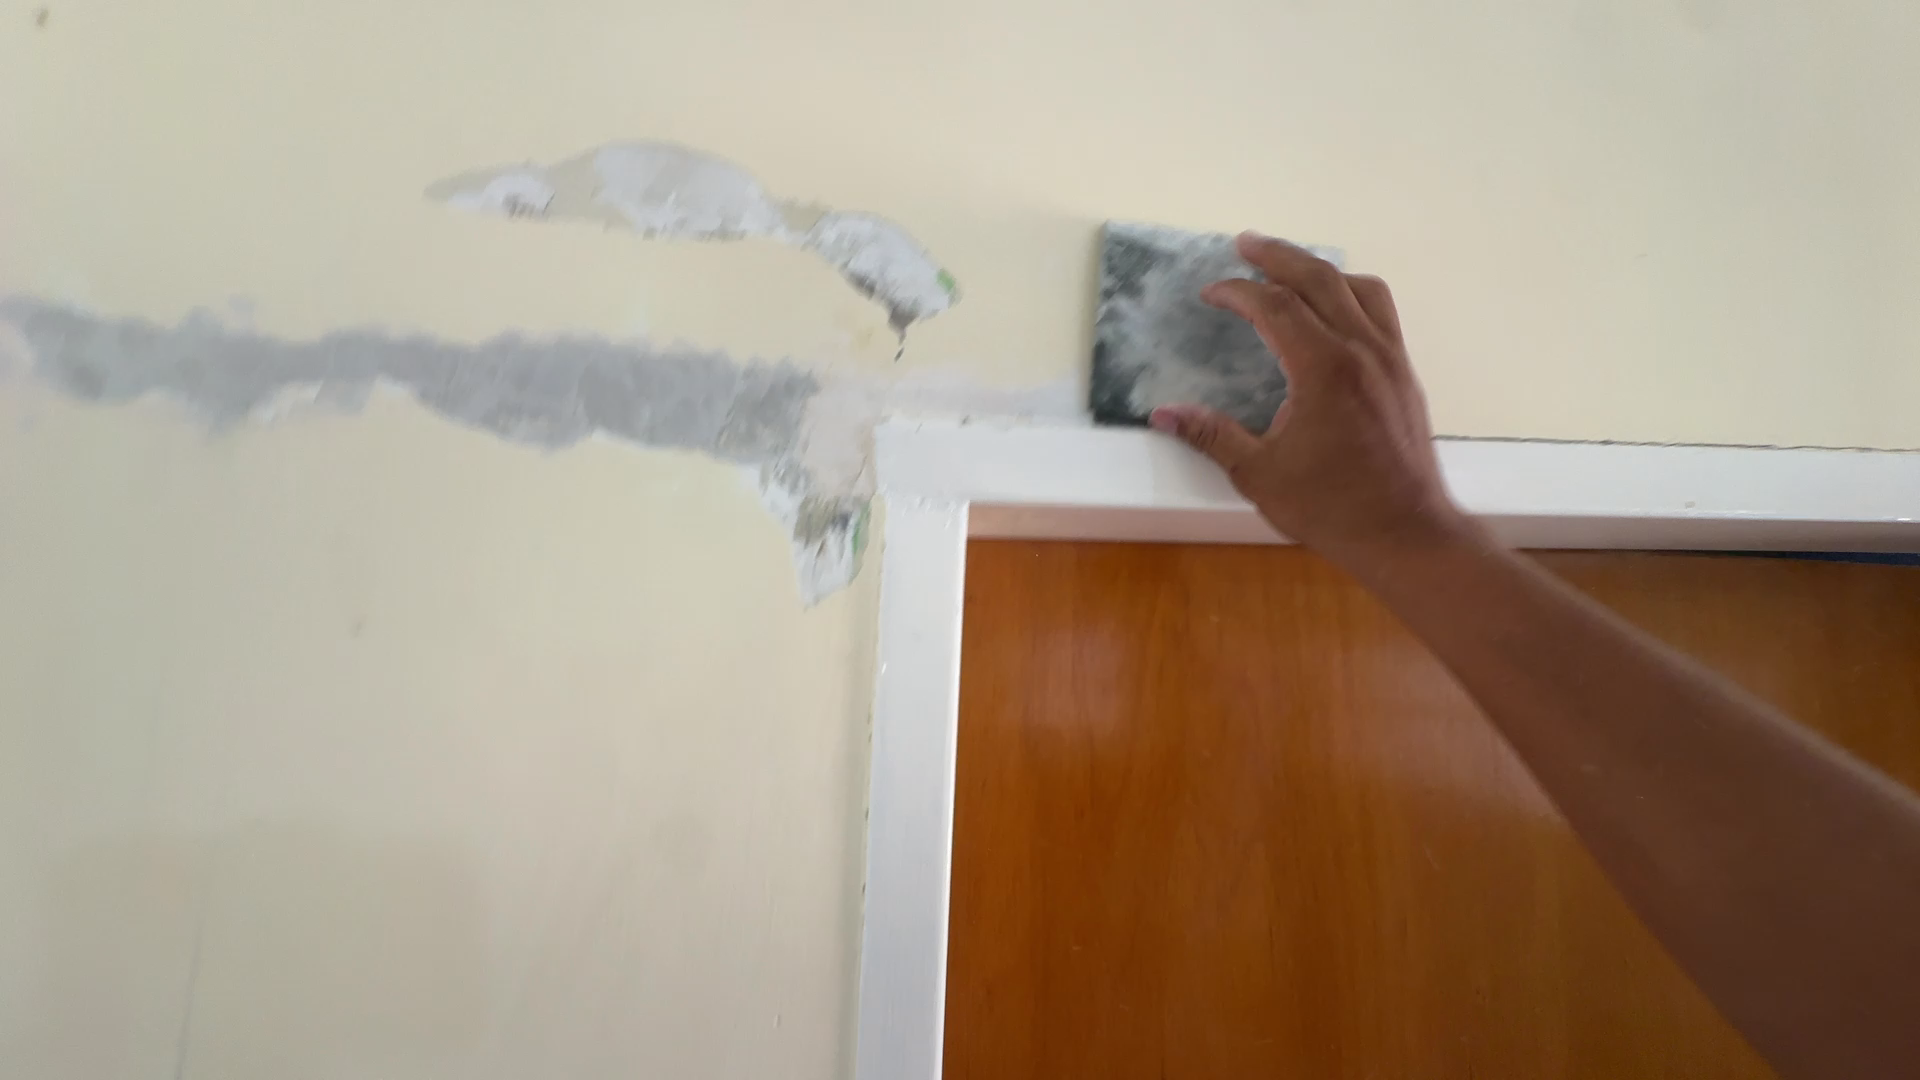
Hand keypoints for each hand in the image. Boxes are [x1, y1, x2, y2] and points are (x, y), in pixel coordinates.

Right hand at [1150, 232, 1473, 570]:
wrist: (1404, 532)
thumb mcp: (1256, 473)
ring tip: (1289, 268)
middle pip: (1319, 280)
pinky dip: (1350, 293)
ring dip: (1319, 269)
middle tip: (1245, 243)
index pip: (1275, 308)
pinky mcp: (1404, 374)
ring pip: (1358, 288)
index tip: (1211, 292)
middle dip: (1278, 256)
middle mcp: (1361, 350)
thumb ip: (1210, 435)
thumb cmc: (1328, 506)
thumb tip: (1162, 414)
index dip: (1238, 292)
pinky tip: (1333, 310)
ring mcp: (1390, 358)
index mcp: (1322, 368)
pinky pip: (1380, 312)